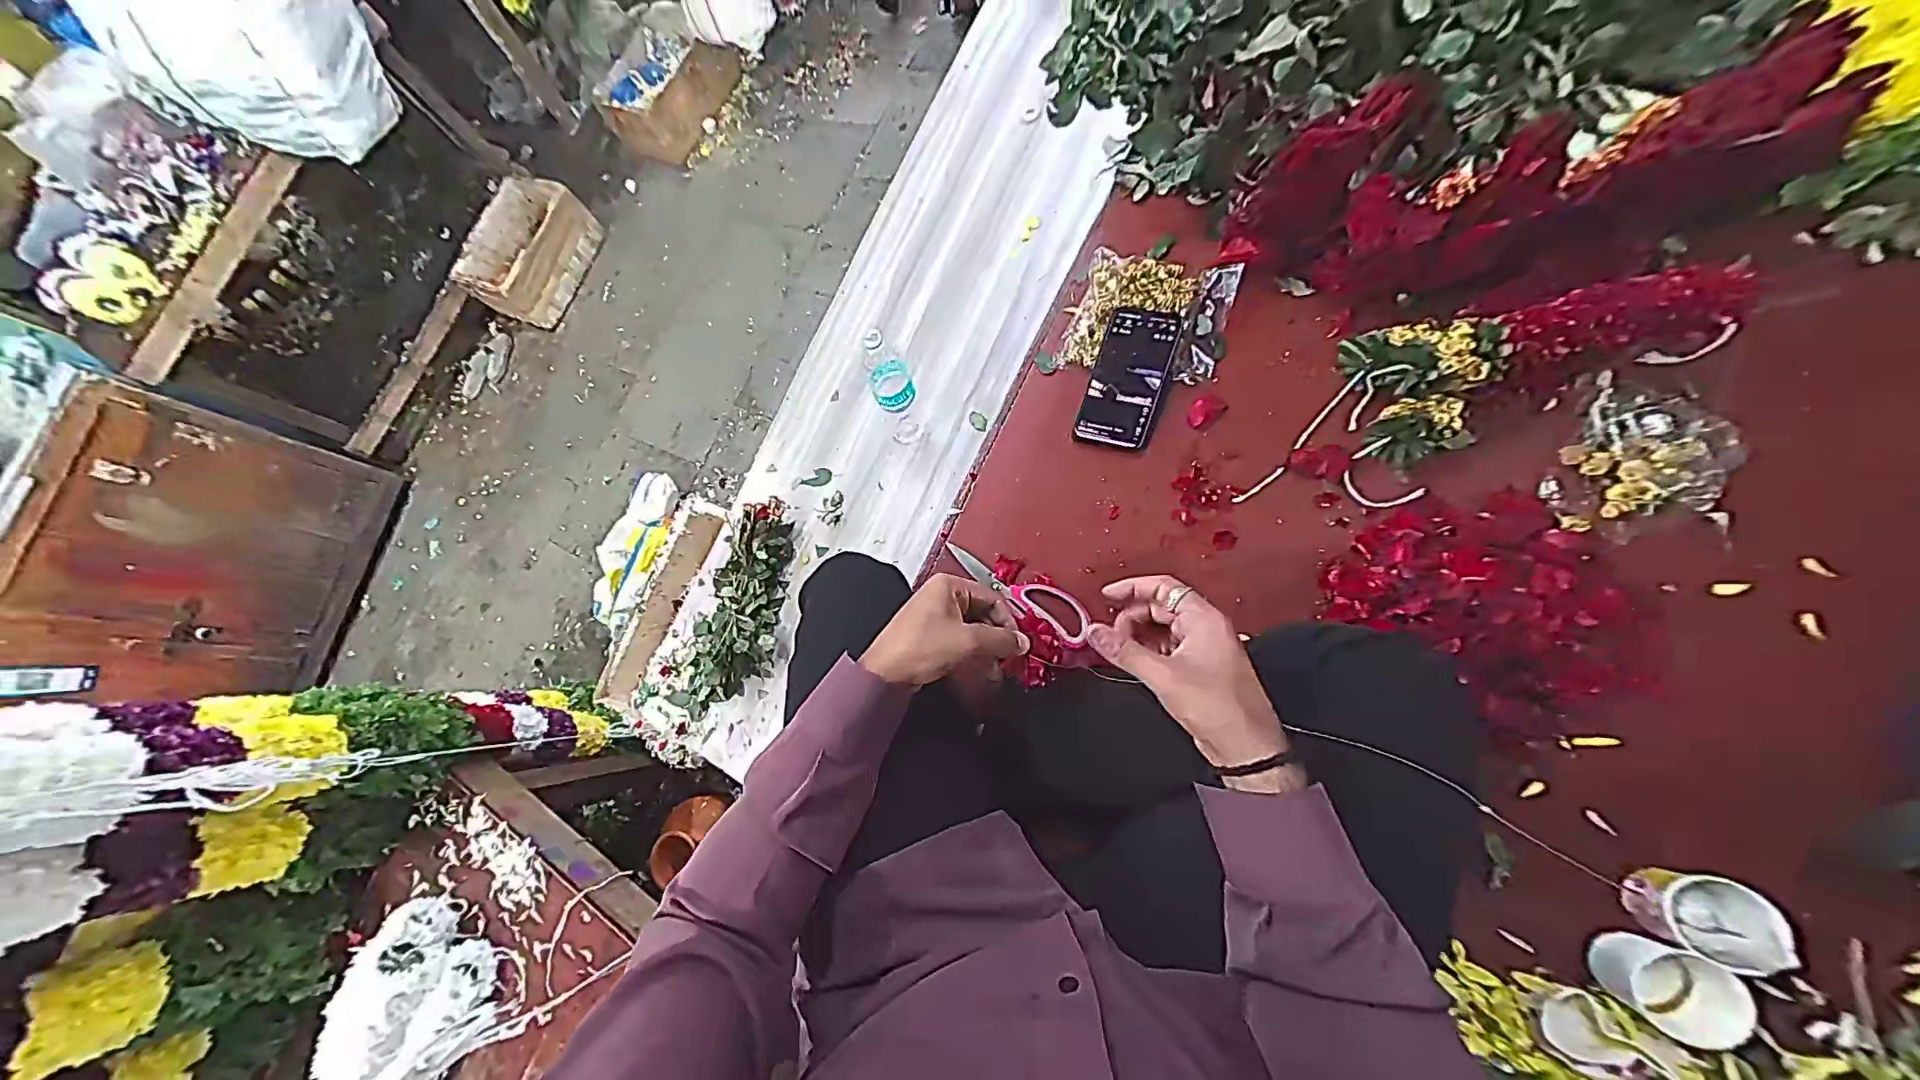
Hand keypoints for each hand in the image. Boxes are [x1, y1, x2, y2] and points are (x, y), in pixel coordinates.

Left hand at [860, 574, 1029, 686]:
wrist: (885, 674)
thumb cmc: (918, 648)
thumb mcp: (967, 641)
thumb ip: (1000, 640)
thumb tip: (1021, 642)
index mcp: (949, 585)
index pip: (992, 597)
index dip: (1009, 620)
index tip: (1018, 641)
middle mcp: (942, 595)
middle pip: (984, 612)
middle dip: (998, 635)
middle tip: (1011, 653)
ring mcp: (935, 614)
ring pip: (973, 626)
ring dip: (988, 645)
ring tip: (997, 663)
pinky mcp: (931, 633)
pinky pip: (961, 637)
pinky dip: (973, 650)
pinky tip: (981, 665)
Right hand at [1086, 576, 1292, 780]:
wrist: (1244, 746)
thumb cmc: (1222, 710)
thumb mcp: (1163, 676)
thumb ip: (1124, 651)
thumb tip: (1098, 633)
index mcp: (1204, 619)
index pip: (1163, 587)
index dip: (1132, 587)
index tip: (1109, 595)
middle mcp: (1206, 628)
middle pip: (1160, 606)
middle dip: (1131, 616)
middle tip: (1110, 632)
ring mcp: (1203, 647)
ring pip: (1162, 627)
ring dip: (1138, 634)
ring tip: (1119, 648)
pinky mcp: (1198, 666)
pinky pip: (1167, 646)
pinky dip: (1148, 649)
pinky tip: (1134, 661)